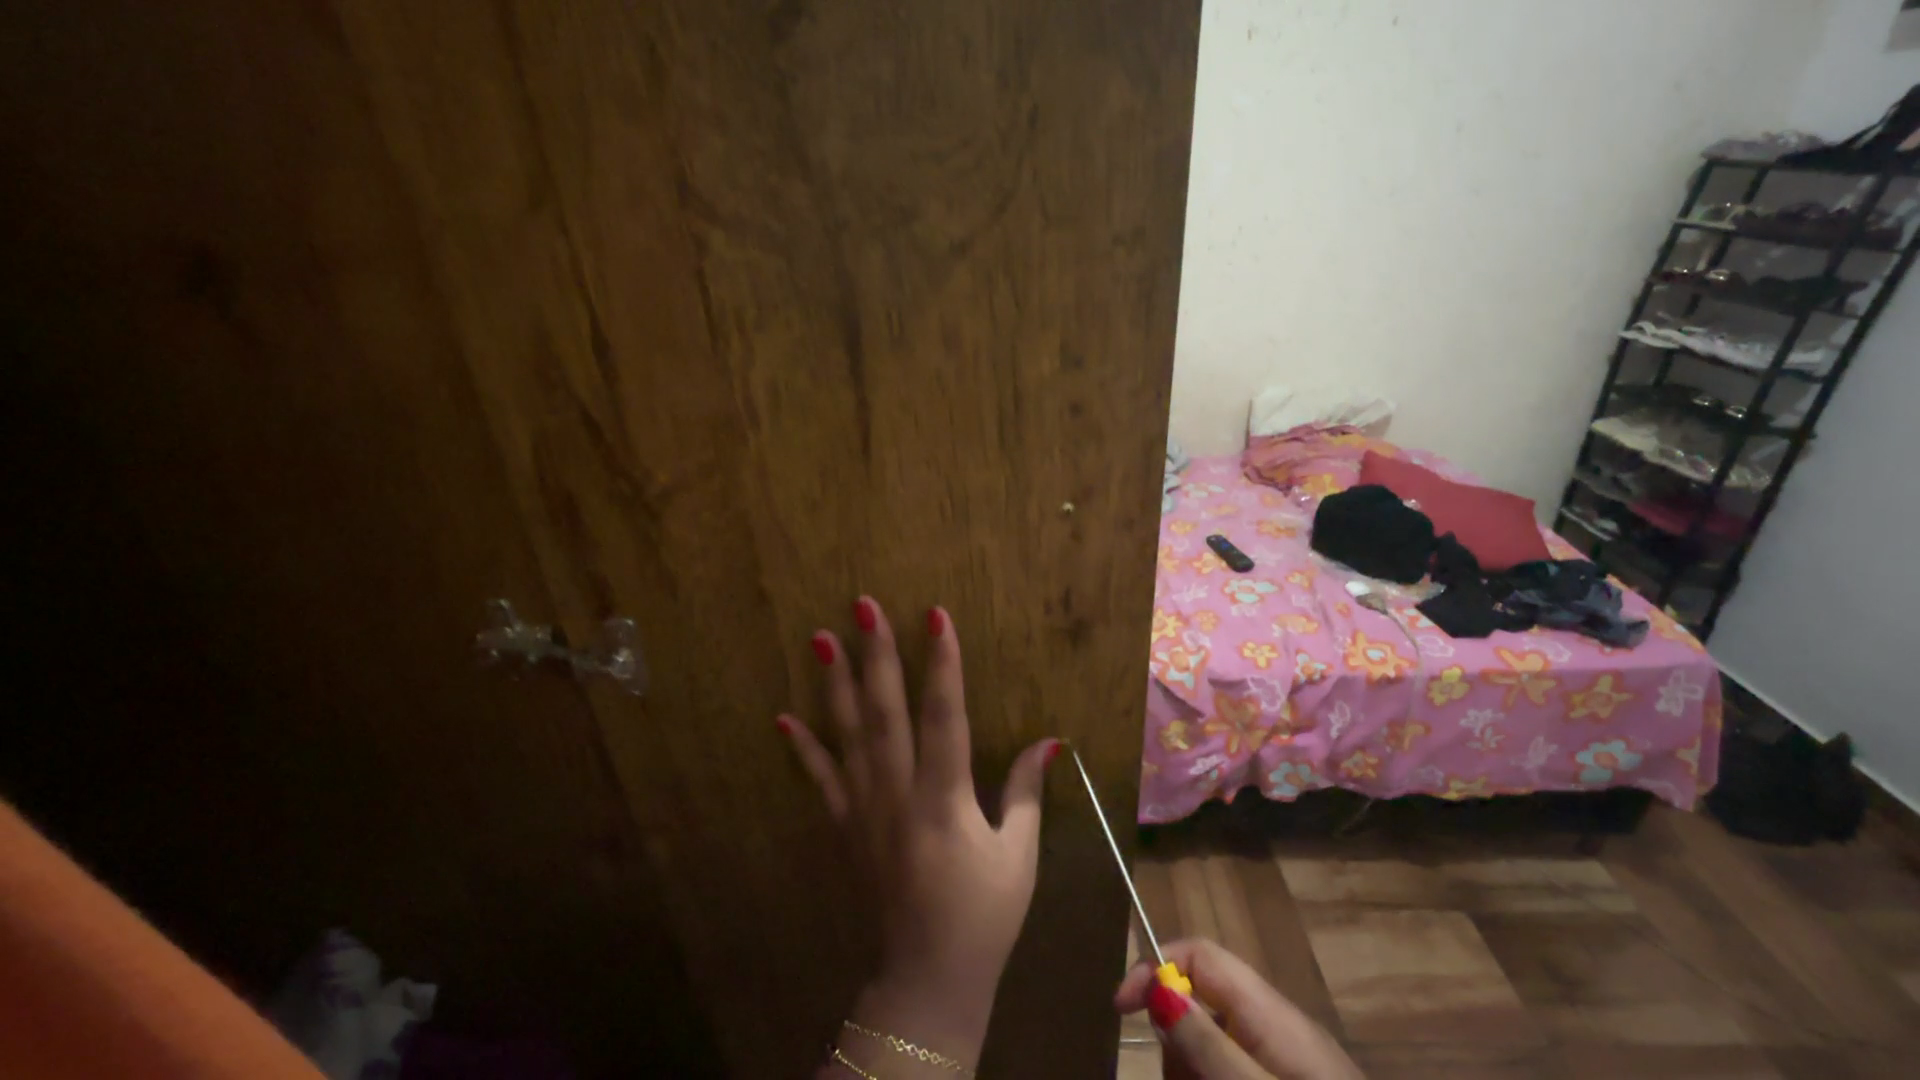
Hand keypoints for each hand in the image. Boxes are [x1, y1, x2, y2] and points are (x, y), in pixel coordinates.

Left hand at [780, 597, 1057, 1070]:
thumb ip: (1026, 793)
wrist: (928, 975)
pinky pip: (820, 781)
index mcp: (946, 798)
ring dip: (834, 684)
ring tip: (822, 637)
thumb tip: (1048, 740)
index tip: (935, 615)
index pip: (945, 715)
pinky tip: (783, 716)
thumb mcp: (1018, 855)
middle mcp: (898, 794)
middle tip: (863, 604)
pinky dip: (802, 748)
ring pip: (848, 736)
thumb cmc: (984, 914)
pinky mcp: (842, 830)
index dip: (942, 663)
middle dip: (877, 654)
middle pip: (886, 712)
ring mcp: (863, 811)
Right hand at [1115, 939, 1362, 1079]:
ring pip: (1207, 1048)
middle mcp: (1271, 1026)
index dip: (1154, 967)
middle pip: (1197, 1006)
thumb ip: (1207, 1044)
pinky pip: (1227, 1070)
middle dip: (1176, 1046)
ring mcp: (1278, 1060)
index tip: (1121, 1009)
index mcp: (1268, 1010)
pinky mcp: (1279, 1078)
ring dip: (1191, 1073)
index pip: (1200, 953)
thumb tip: (1158, 988)